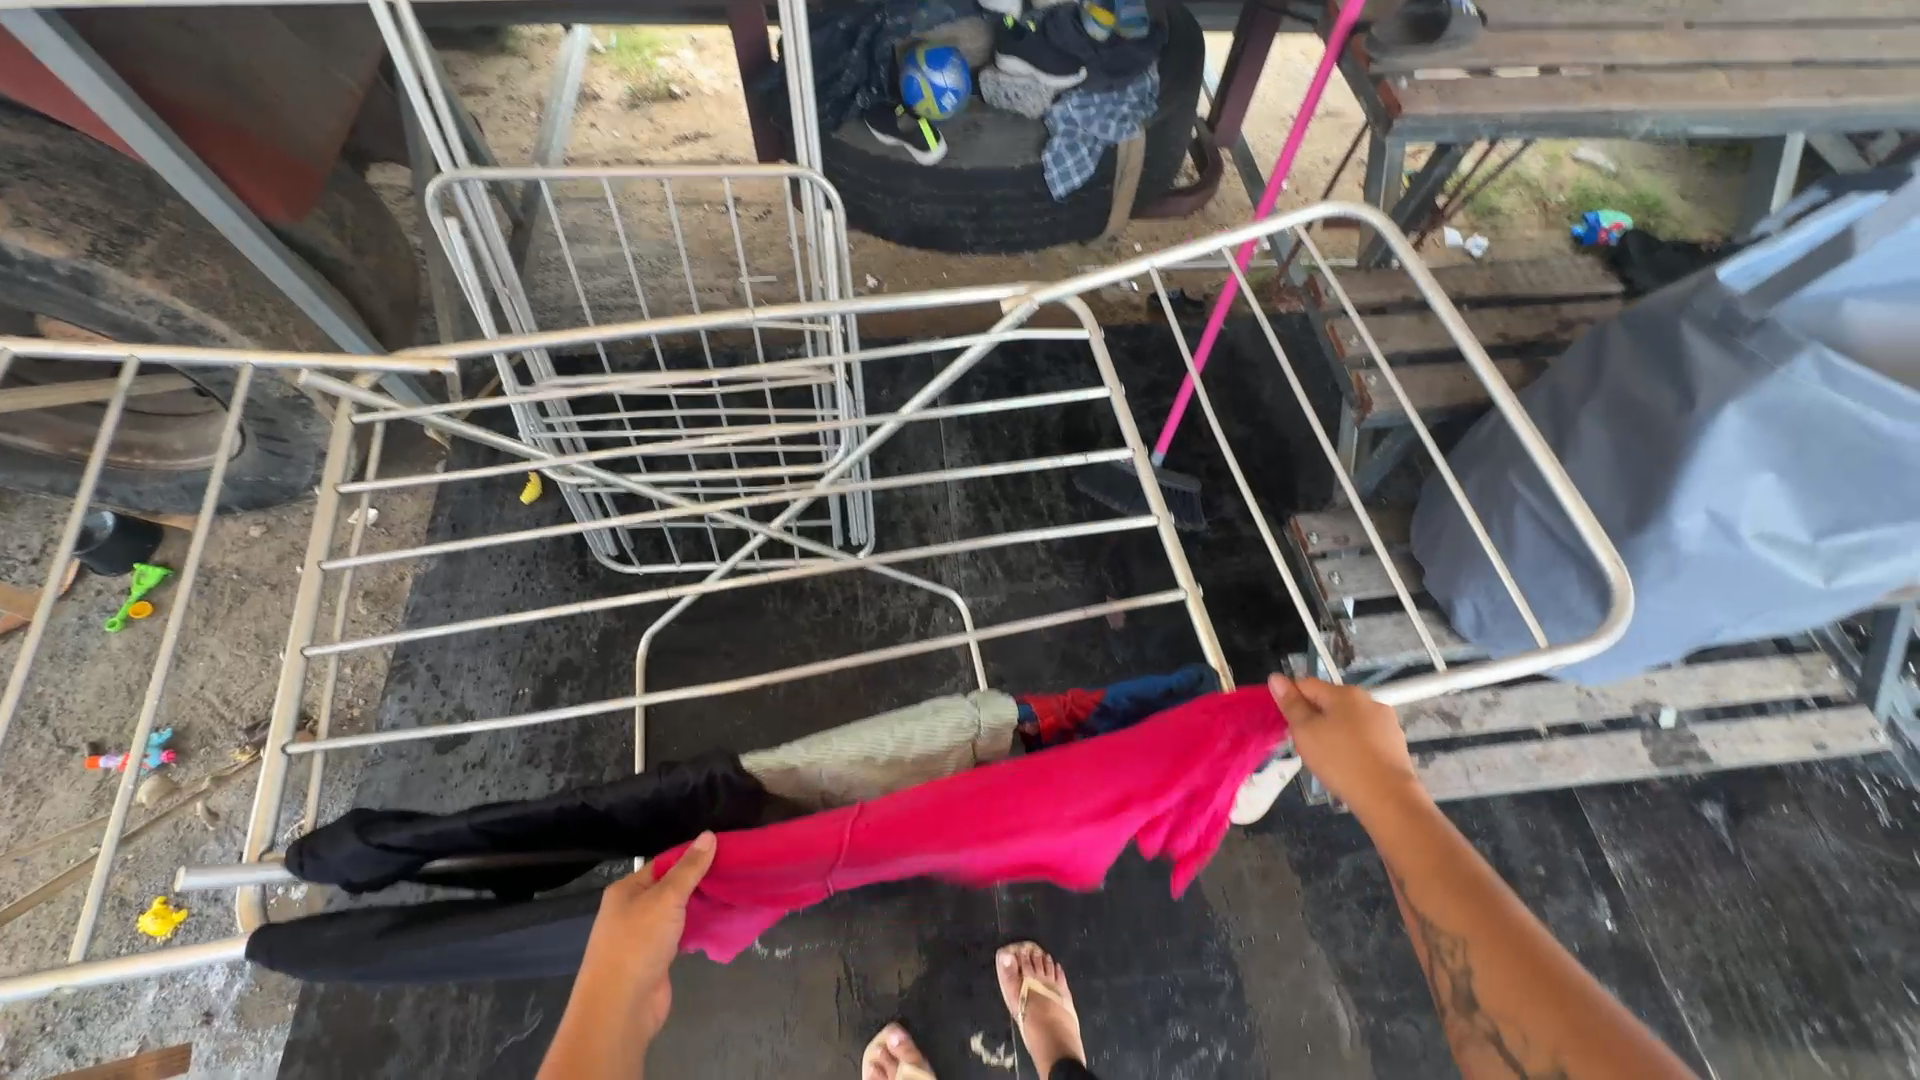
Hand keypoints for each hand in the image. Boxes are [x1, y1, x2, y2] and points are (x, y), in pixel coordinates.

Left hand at [574, 831, 716, 1043]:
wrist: (620, 1008)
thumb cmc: (638, 943)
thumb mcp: (666, 898)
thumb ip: (689, 868)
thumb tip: (708, 834)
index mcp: (627, 890)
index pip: (664, 862)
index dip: (692, 856)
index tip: (725, 850)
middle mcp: (632, 909)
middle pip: (671, 887)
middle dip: (700, 881)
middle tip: (734, 871)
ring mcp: (643, 935)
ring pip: (677, 912)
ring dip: (700, 905)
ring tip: (733, 891)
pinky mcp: (656, 958)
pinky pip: (680, 933)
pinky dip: (697, 928)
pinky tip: (720, 921)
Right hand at [1268, 674, 1423, 816]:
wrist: (1387, 796)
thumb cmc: (1339, 760)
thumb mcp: (1305, 731)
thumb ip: (1291, 704)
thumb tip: (1276, 678)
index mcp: (1344, 693)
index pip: (1306, 684)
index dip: (1291, 700)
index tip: (1288, 724)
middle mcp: (1368, 699)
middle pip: (1329, 701)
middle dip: (1314, 717)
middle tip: (1306, 744)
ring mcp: (1386, 721)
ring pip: (1348, 719)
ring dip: (1335, 730)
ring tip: (1329, 757)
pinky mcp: (1396, 742)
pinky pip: (1365, 736)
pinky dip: (1354, 744)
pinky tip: (1350, 763)